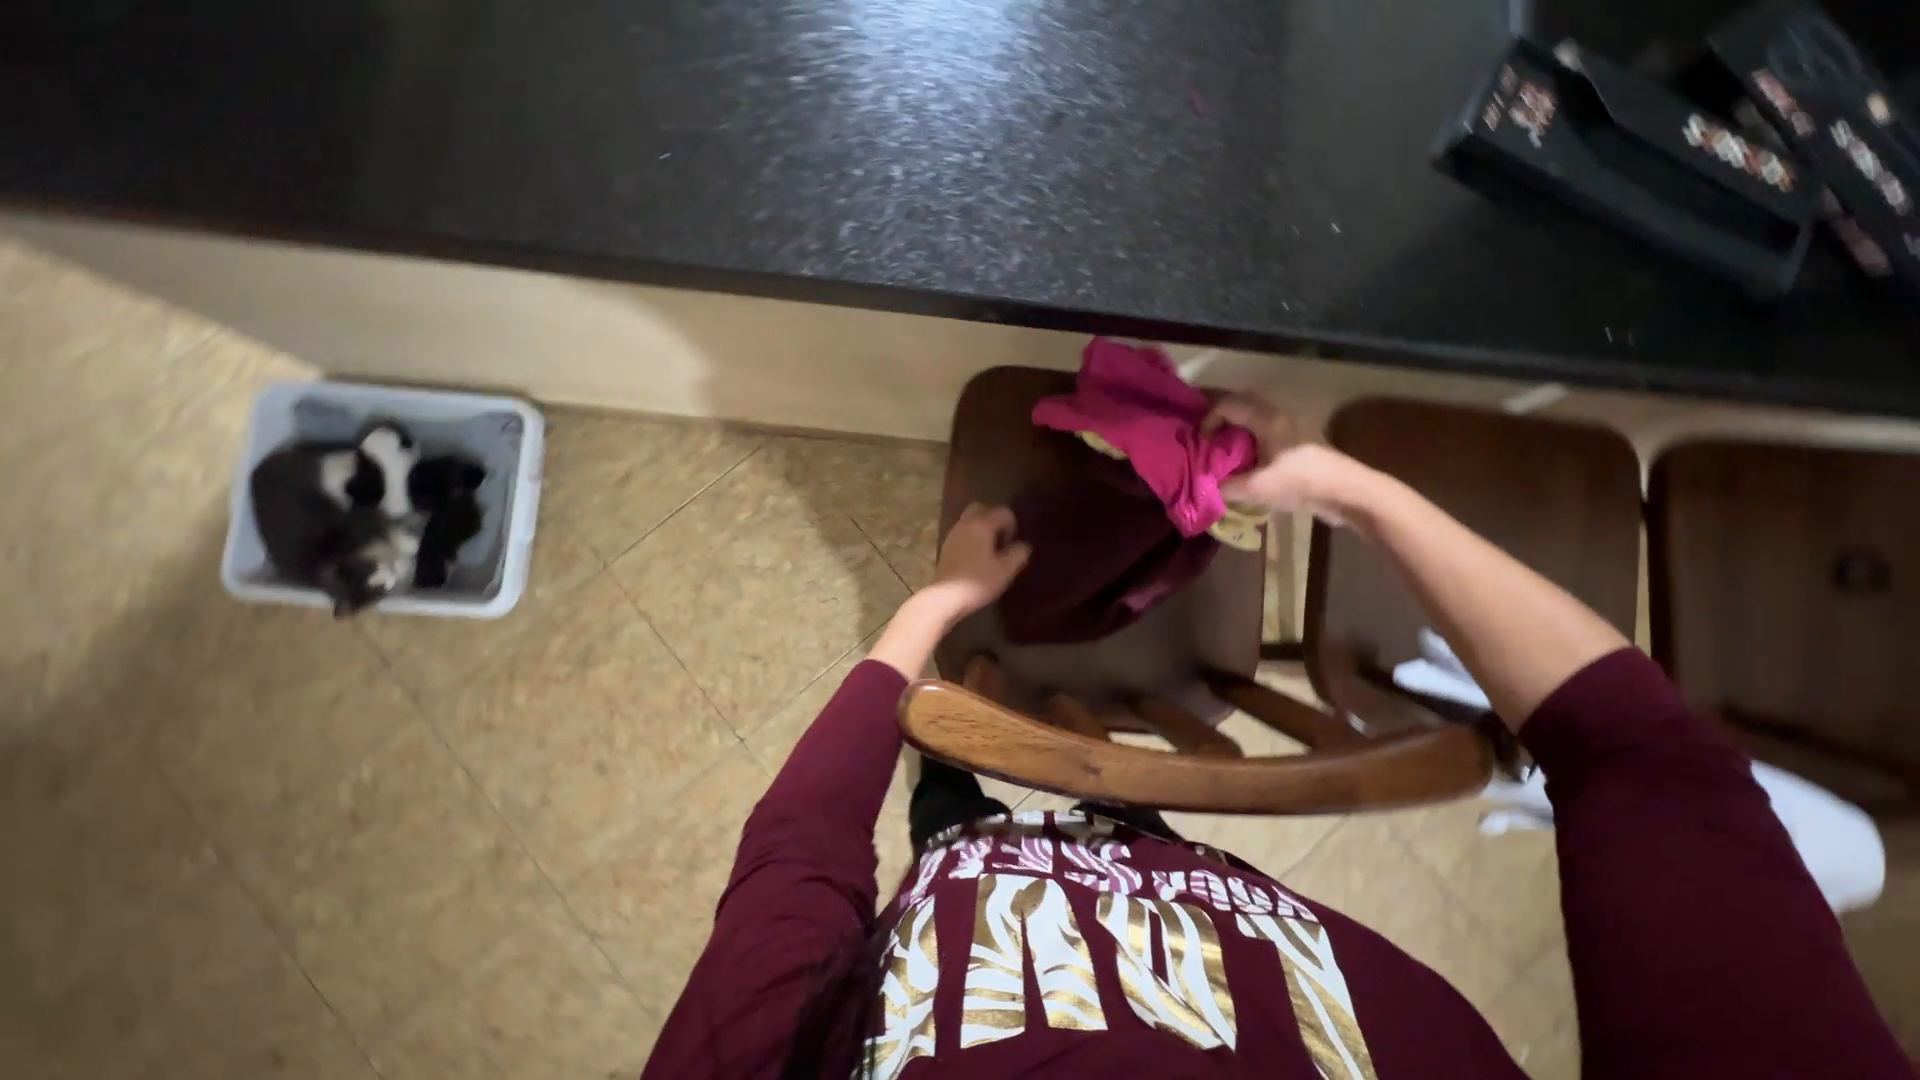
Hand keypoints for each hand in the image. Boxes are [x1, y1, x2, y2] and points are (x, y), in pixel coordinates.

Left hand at [922, 503, 1032, 620]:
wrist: (945, 597)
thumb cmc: (978, 582)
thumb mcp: (1005, 570)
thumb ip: (1018, 554)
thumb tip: (1023, 546)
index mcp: (982, 525)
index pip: (1003, 512)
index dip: (1013, 525)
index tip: (1013, 543)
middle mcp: (966, 524)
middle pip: (981, 508)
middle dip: (994, 519)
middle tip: (1001, 538)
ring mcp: (953, 534)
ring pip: (969, 520)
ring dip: (982, 528)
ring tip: (990, 549)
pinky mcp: (946, 546)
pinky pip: (962, 532)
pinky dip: (972, 536)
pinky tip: (977, 556)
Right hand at [1204, 393, 1353, 522]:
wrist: (1347, 492)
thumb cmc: (1300, 483)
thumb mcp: (1256, 489)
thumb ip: (1226, 486)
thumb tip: (1208, 486)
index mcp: (1268, 419)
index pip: (1229, 404)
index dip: (1210, 419)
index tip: (1202, 441)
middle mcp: (1281, 415)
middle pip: (1245, 404)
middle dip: (1224, 419)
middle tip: (1212, 440)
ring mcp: (1295, 426)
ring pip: (1259, 417)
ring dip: (1241, 429)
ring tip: (1229, 453)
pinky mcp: (1303, 441)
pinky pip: (1271, 430)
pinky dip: (1255, 439)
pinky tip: (1252, 462)